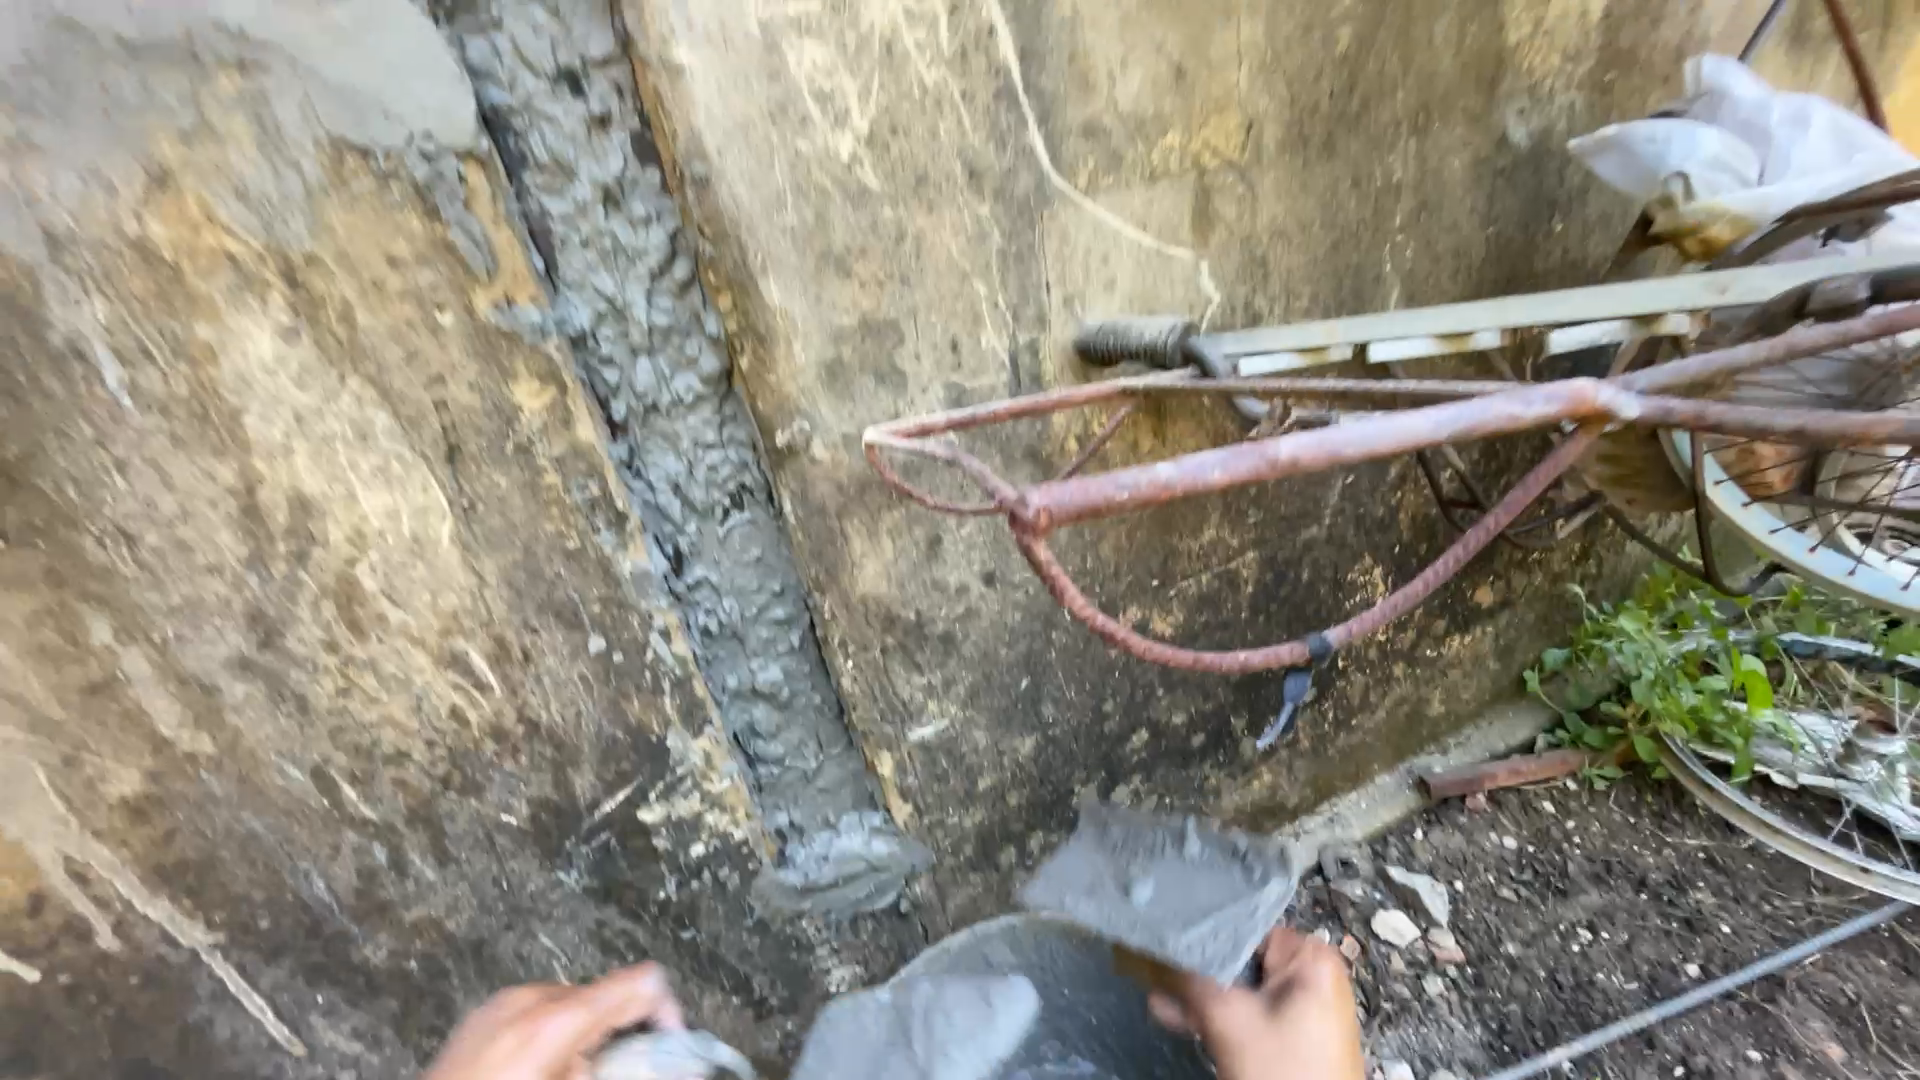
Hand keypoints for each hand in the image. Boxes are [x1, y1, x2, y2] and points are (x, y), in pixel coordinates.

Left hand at [424, 963, 685, 1079]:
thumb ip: (610, 1067)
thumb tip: (662, 1062)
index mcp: (559, 1019)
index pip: (643, 981)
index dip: (667, 1009)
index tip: (670, 1045)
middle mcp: (534, 997)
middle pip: (607, 996)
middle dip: (619, 1035)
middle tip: (610, 1072)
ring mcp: (502, 1003)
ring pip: (572, 1006)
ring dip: (583, 1039)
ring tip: (563, 1075)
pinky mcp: (481, 1016)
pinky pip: (536, 1013)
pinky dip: (550, 1038)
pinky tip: (534, 1072)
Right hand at [1148, 928, 1364, 1079]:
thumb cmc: (1281, 1071)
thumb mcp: (1227, 1019)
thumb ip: (1189, 978)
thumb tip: (1157, 953)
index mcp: (1310, 958)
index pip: (1245, 927)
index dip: (1205, 937)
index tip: (1169, 944)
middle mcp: (1313, 975)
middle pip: (1241, 959)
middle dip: (1197, 972)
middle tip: (1156, 973)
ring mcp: (1306, 1008)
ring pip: (1242, 990)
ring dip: (1200, 996)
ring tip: (1158, 999)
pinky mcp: (1297, 1037)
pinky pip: (1252, 1014)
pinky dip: (1220, 1018)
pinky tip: (1176, 1017)